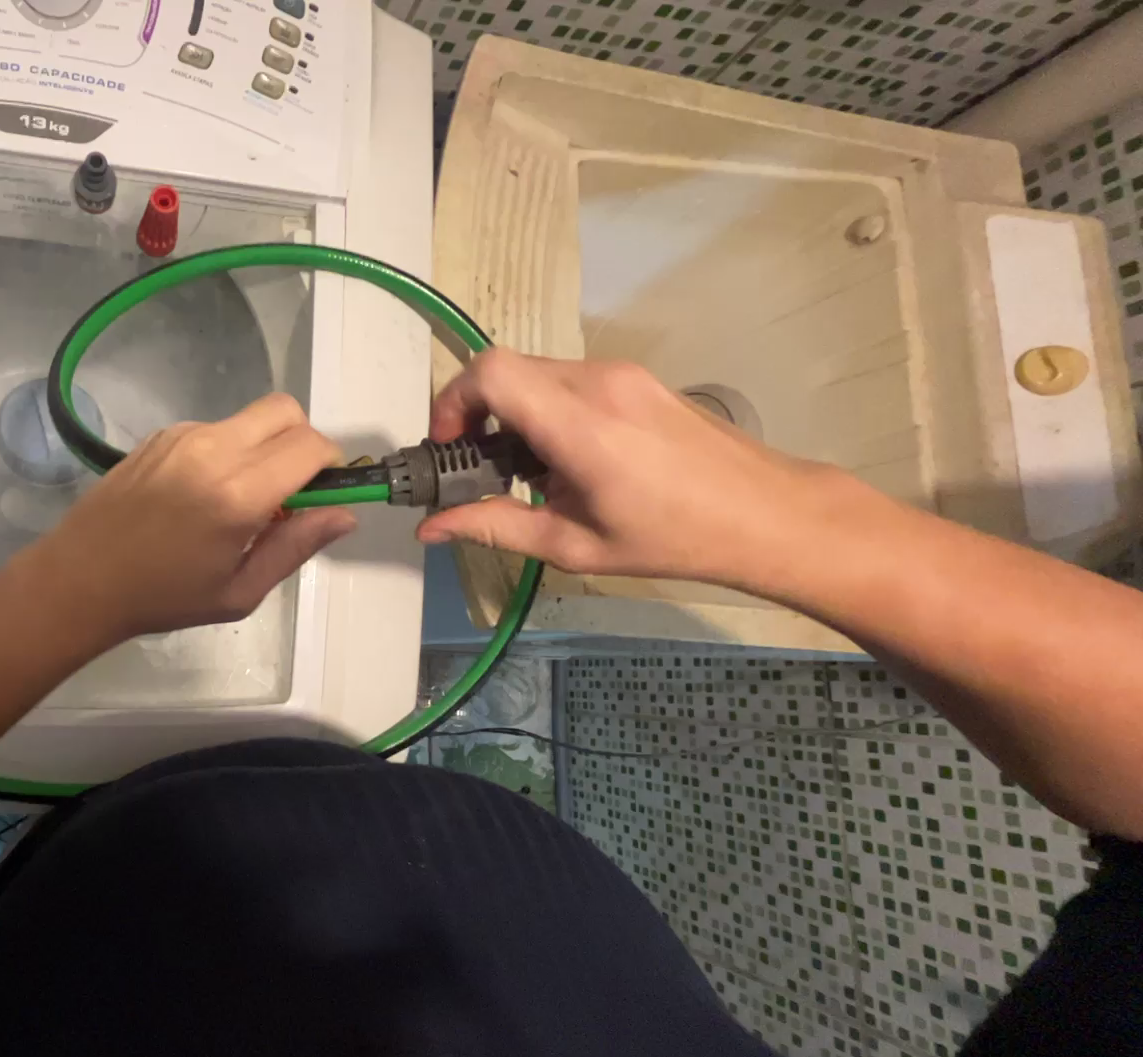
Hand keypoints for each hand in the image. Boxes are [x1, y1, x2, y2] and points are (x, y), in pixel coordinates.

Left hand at [15, 393, 356, 643]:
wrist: (80, 579)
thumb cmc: (163, 597)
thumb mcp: (239, 591)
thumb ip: (296, 547)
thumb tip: (344, 513)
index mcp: (237, 493)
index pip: (310, 446)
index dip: (330, 465)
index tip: (322, 493)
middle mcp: (212, 450)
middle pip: (285, 411)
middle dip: (302, 442)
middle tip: (289, 489)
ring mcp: (181, 436)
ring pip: (249, 417)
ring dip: (263, 446)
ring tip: (239, 498)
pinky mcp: (159, 436)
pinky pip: (215, 428)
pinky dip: (228, 450)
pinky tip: (201, 493)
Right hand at [417, 348, 863, 588]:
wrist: (769, 514)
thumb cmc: (671, 538)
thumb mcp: (572, 545)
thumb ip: (492, 528)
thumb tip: (428, 528)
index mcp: (581, 424)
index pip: (491, 372)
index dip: (452, 401)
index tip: (450, 446)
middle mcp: (598, 382)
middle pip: (504, 369)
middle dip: (474, 412)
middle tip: (476, 464)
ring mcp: (619, 374)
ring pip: (532, 373)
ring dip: (508, 413)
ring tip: (522, 469)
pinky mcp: (632, 378)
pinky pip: (563, 380)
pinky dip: (540, 410)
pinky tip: (560, 457)